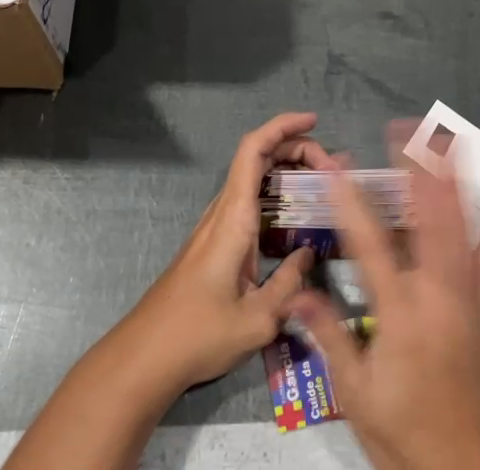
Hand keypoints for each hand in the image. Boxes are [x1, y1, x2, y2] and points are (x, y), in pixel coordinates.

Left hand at [115, 111, 334, 390]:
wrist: (145, 357)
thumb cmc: (198, 335)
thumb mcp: (258, 319)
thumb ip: (289, 283)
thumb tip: (309, 255)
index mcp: (233, 219)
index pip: (253, 151)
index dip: (282, 127)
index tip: (314, 121)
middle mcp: (223, 213)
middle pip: (257, 158)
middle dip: (297, 150)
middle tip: (333, 170)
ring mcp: (216, 227)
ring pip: (253, 180)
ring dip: (288, 172)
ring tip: (325, 188)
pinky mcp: (214, 244)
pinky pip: (250, 204)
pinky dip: (277, 197)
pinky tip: (297, 221)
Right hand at [288, 133, 479, 469]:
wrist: (465, 465)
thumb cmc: (403, 432)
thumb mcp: (354, 392)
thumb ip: (329, 336)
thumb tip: (297, 292)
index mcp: (400, 310)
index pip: (367, 240)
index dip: (346, 198)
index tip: (332, 165)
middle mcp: (437, 291)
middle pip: (426, 217)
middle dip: (413, 170)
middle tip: (402, 129)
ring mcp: (467, 297)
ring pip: (461, 227)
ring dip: (452, 181)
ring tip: (446, 141)